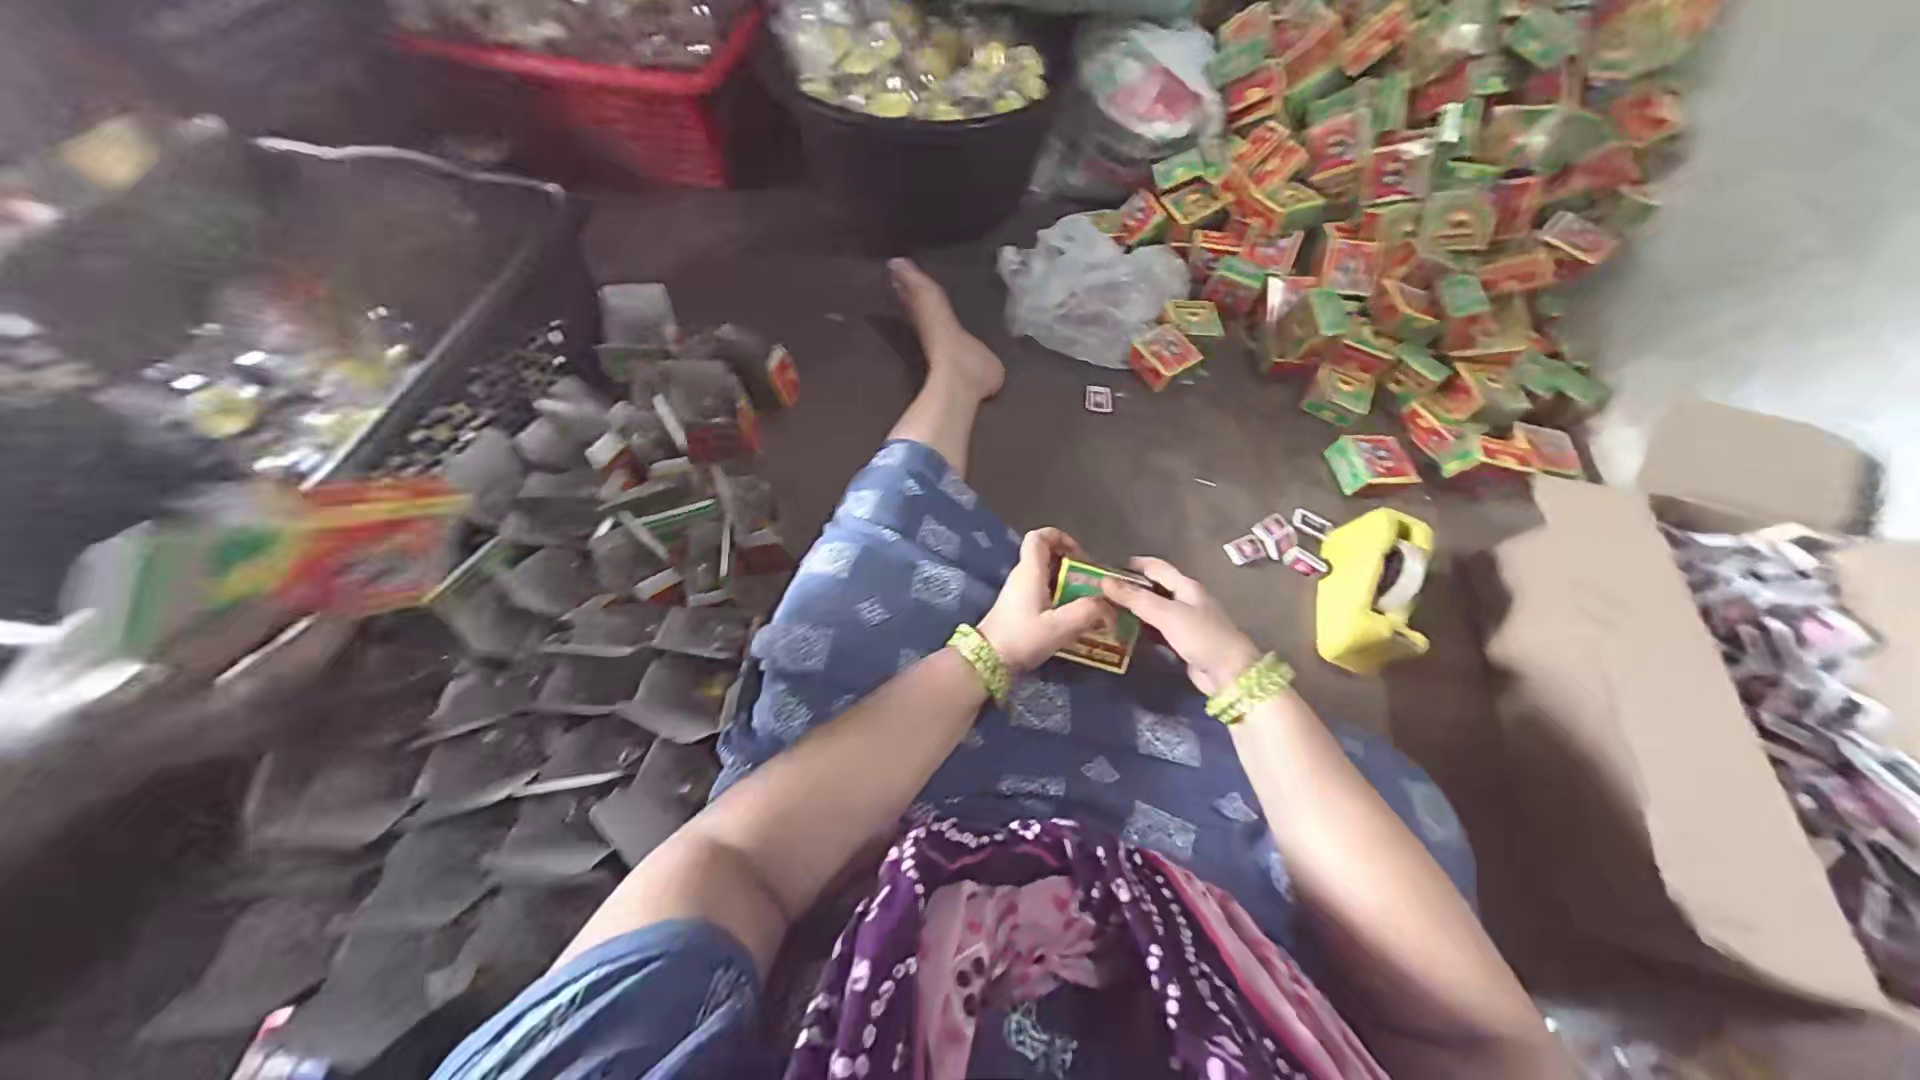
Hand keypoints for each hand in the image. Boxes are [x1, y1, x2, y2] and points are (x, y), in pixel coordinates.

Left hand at [977, 528, 1114, 672]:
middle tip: (1091, 583)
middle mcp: (1022, 575)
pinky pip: (1042, 592)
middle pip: (1047, 556)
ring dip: (1067, 583)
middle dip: (1071, 565)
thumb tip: (1108, 606)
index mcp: (1030, 571)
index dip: (1061, 537)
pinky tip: (1071, 617)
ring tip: (1087, 602)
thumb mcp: (1060, 627)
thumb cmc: (1022, 638)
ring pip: (1046, 575)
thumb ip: (1088, 612)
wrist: (988, 660)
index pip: (1039, 536)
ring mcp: (1018, 591)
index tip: (1080, 556)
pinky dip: (1058, 597)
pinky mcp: (1018, 607)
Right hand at [1099, 557, 1263, 696]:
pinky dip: (1141, 626)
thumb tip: (1105, 581)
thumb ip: (1136, 598)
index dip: (1132, 565)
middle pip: (1153, 587)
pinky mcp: (1182, 640)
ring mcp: (1185, 620)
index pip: (1156, 567)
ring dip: (1133, 608)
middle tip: (1102, 592)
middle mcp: (1185, 599)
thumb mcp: (1167, 614)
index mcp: (1186, 586)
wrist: (1229, 673)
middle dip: (1130, 587)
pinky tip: (1125, 631)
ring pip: (1154, 608)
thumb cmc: (1201, 636)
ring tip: (1107, 610)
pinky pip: (1157, 627)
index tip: (1106, 569)